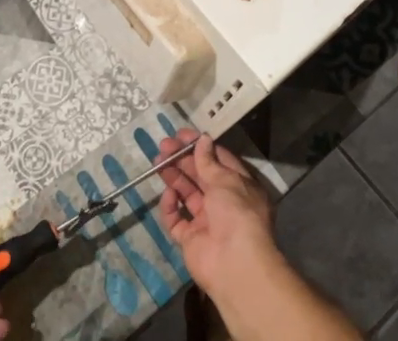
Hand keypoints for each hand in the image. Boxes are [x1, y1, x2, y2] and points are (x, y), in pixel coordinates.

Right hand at [155, 131, 281, 301]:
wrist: (235, 264)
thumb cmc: (237, 213)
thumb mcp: (226, 180)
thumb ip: (209, 161)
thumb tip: (203, 139)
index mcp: (239, 187)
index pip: (219, 161)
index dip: (201, 146)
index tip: (182, 134)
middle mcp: (224, 203)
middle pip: (200, 176)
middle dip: (182, 159)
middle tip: (163, 145)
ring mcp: (206, 221)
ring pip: (187, 194)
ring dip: (173, 177)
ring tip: (158, 161)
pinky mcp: (190, 239)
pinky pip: (177, 218)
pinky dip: (171, 205)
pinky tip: (168, 194)